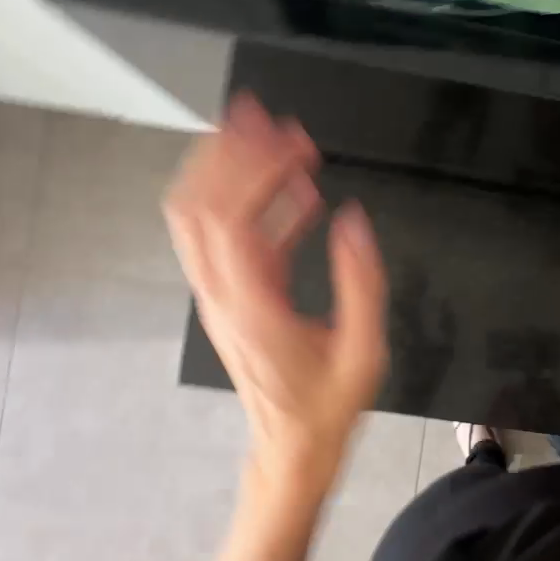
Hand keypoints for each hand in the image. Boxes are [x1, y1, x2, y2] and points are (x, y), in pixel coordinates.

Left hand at [164, 95, 387, 492]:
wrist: (291, 445)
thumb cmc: (326, 406)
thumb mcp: (362, 349)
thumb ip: (360, 282)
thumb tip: (355, 221)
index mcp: (252, 304)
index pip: (234, 218)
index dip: (255, 169)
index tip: (291, 139)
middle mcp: (222, 293)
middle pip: (198, 205)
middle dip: (227, 152)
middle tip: (261, 115)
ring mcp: (218, 295)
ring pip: (196, 217)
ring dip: (223, 170)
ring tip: (262, 135)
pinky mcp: (229, 298)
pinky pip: (223, 239)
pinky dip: (248, 204)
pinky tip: (290, 192)